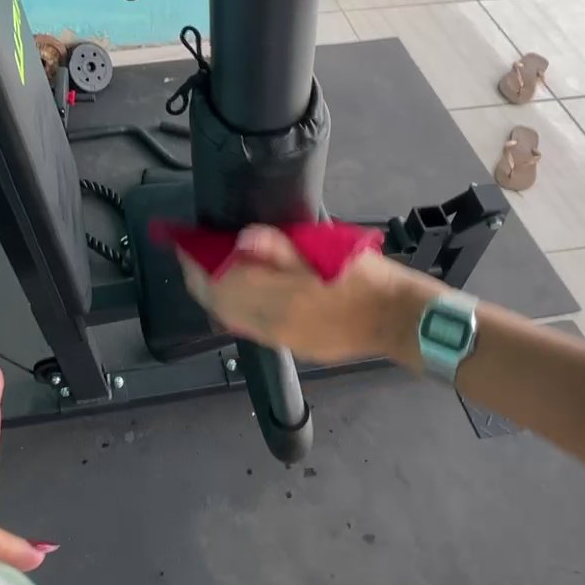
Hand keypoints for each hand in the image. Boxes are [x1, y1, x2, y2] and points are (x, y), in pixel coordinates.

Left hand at [177, 225, 433, 366]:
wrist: (401, 320)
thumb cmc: (364, 278)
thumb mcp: (326, 251)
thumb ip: (280, 248)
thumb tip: (243, 238)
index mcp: (279, 301)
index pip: (218, 284)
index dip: (195, 264)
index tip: (184, 244)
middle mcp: (273, 327)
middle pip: (219, 305)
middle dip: (199, 279)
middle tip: (191, 254)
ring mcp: (284, 340)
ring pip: (233, 319)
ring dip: (217, 294)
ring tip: (211, 269)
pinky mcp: (297, 346)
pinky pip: (252, 327)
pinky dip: (236, 307)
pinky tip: (241, 291)